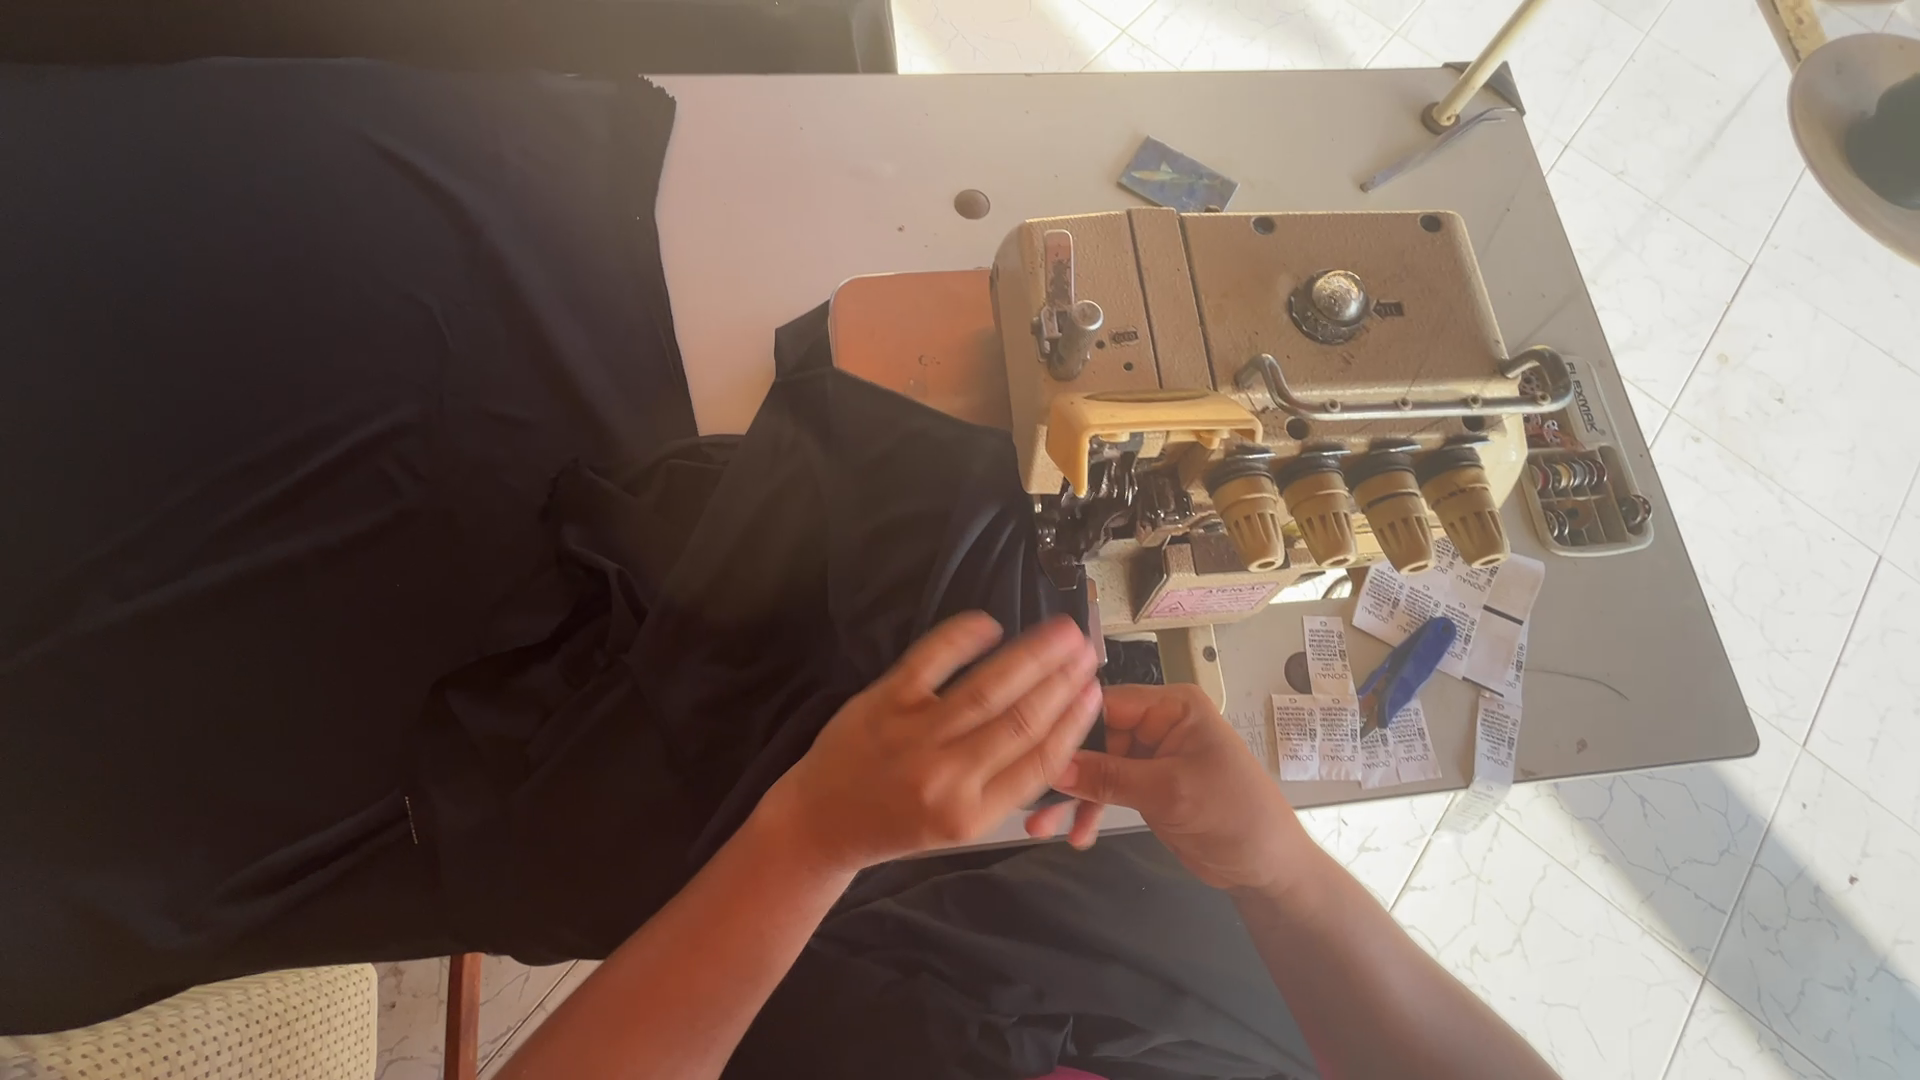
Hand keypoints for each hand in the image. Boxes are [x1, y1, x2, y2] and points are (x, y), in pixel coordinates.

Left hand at [757, 611, 1101, 874]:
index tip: (1093, 691)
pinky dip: (963, 637)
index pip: (1039, 761)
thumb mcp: (959, 825)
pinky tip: (990, 624)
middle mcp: (947, 776)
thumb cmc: (897, 824)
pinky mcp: (883, 702)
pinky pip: (931, 659)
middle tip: (1087, 650)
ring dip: (1030, 655)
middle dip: (1061, 680)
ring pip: (986, 688)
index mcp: (972, 813)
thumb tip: (1053, 729)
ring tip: (1061, 633)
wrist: (821, 823)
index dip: (1073, 722)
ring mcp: (913, 735)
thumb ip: (1004, 784)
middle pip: (1020, 719)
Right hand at [1034, 683, 1304, 892]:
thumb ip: (1109, 777)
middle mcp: (1157, 723)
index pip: (1105, 702)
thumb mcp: (1169, 793)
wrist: (1269, 869)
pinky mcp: (1146, 785)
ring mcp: (1150, 756)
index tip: (1030, 748)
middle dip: (1066, 769)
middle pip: (1094, 736)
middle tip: (1031, 795)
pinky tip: (1077, 835)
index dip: (1068, 724)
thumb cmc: (1233, 815)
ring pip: (1096, 766)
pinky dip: (1091, 811)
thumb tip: (1053, 767)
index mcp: (1170, 706)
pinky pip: (1107, 790)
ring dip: (1072, 796)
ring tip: (1043, 827)